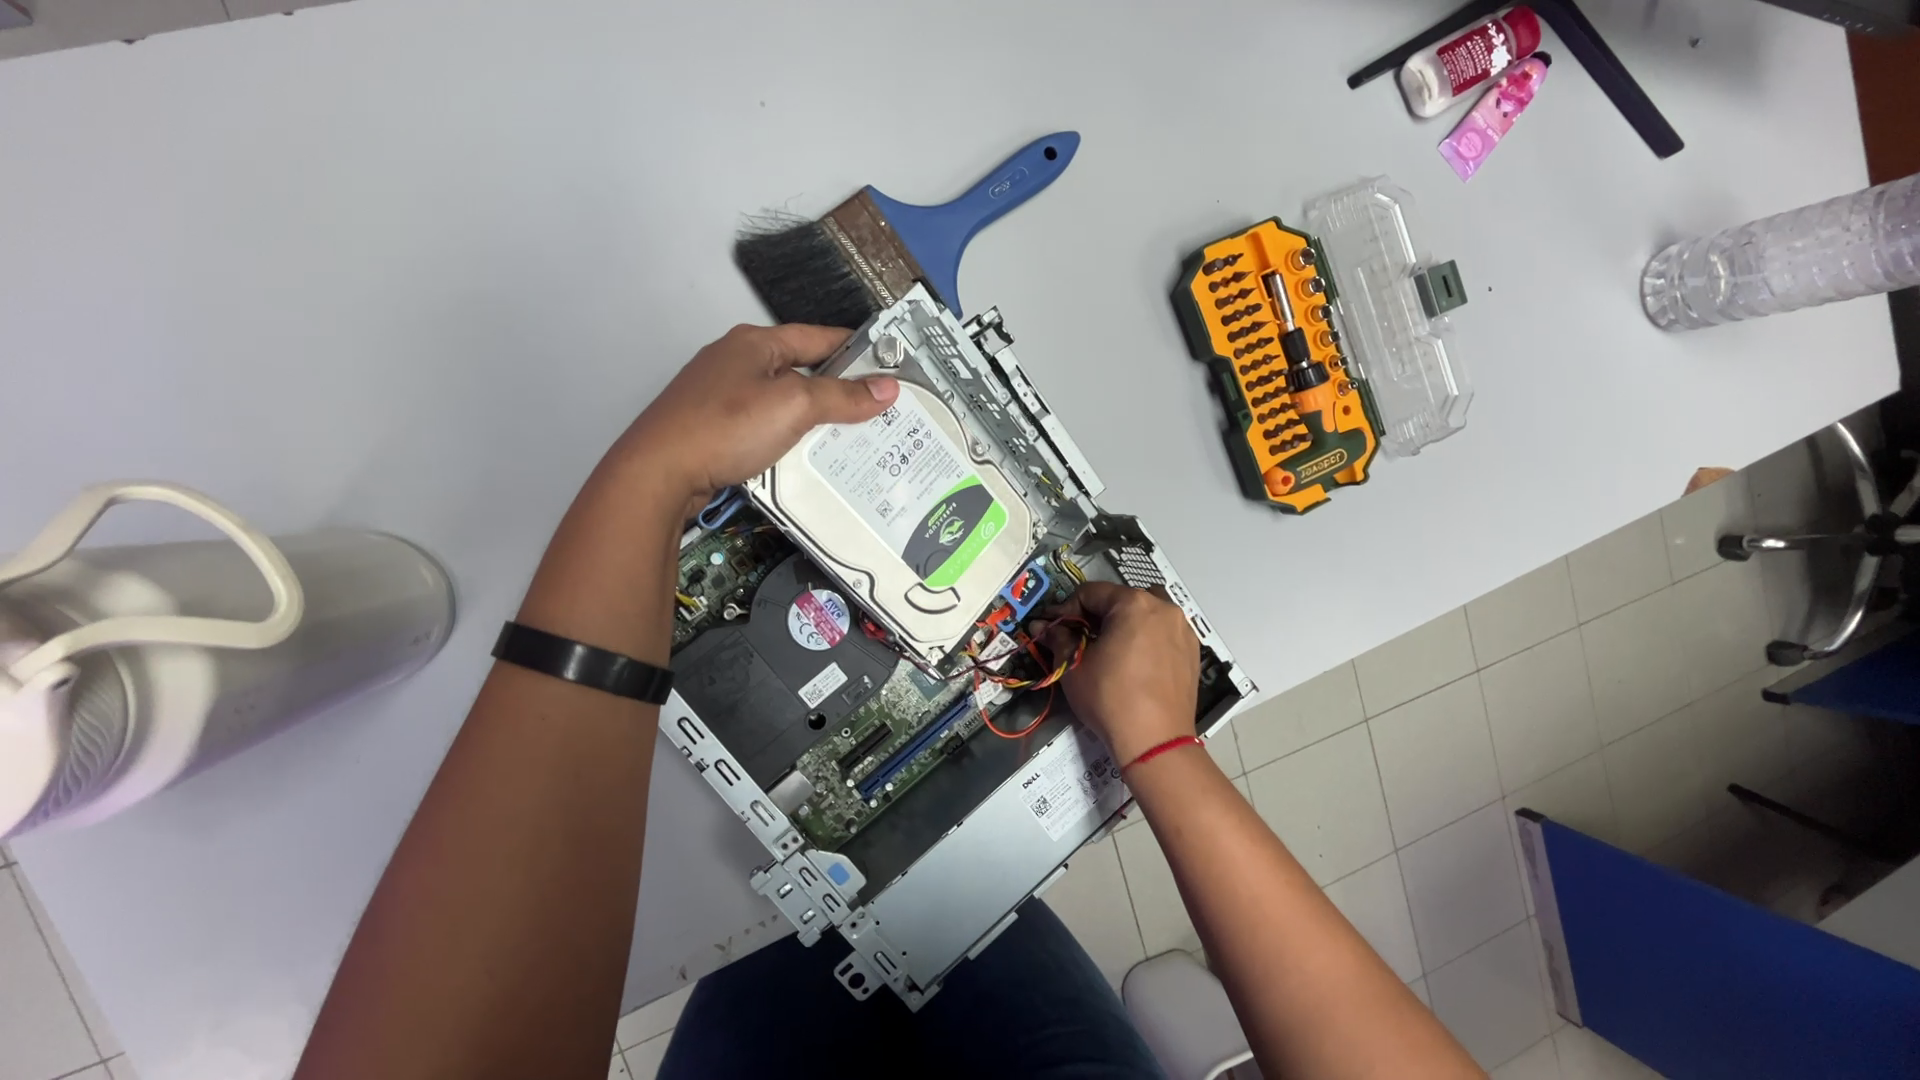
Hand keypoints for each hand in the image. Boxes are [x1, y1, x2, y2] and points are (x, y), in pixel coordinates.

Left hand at [613, 324, 899, 503]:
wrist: (658, 473)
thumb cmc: (726, 427)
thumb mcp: (794, 406)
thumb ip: (842, 396)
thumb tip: (888, 388)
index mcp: (755, 343)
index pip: (818, 336)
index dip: (855, 348)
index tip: (888, 363)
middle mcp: (735, 360)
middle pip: (799, 368)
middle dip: (836, 388)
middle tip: (874, 408)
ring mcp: (719, 394)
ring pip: (780, 399)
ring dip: (811, 415)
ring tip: (846, 435)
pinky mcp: (710, 427)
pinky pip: (761, 425)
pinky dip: (785, 435)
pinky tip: (800, 454)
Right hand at [1036, 582, 1199, 765]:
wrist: (1154, 740)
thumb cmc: (1110, 697)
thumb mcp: (1074, 666)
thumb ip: (1059, 638)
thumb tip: (1043, 627)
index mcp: (1133, 603)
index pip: (1090, 592)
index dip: (1066, 609)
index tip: (1055, 629)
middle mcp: (1163, 608)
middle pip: (1121, 600)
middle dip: (1096, 616)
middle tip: (1079, 640)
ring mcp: (1182, 629)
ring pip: (1146, 614)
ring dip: (1124, 624)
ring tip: (1108, 650)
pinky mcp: (1192, 652)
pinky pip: (1162, 634)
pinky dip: (1146, 639)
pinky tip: (1133, 664)